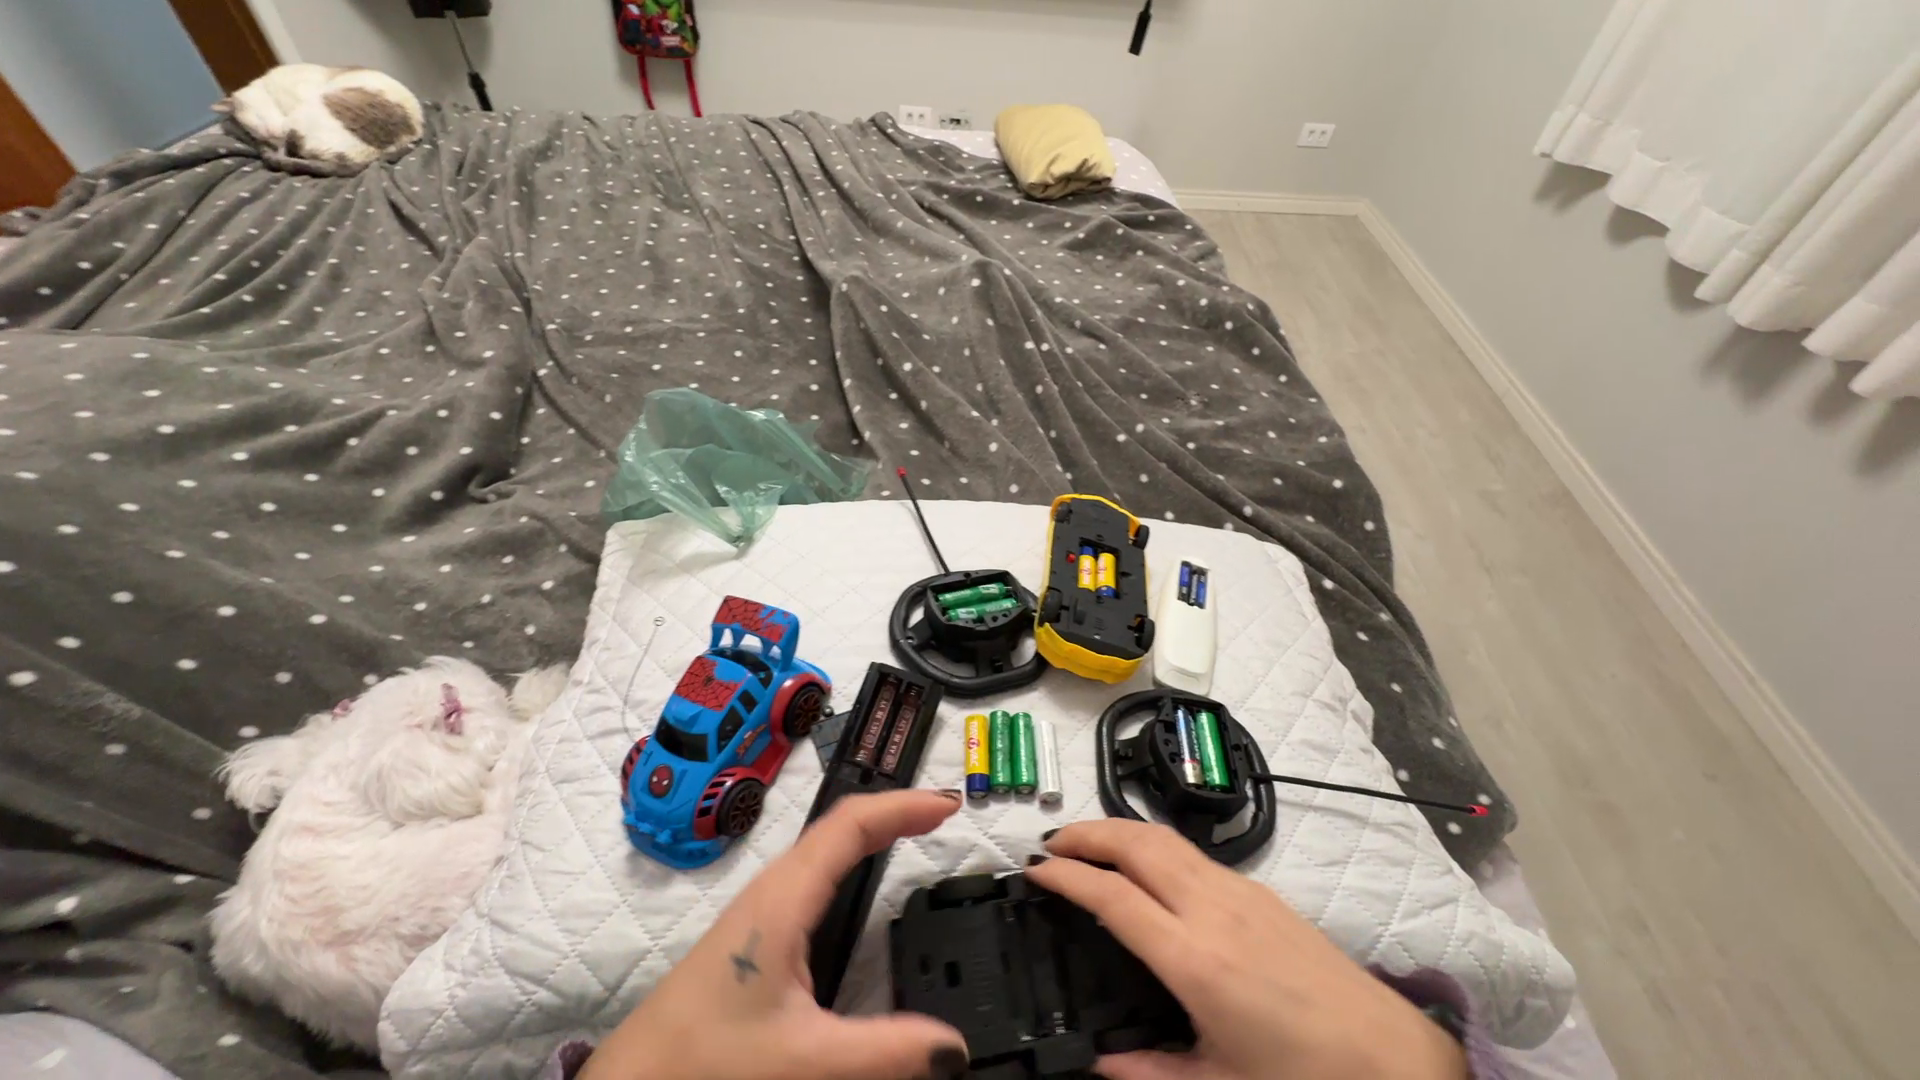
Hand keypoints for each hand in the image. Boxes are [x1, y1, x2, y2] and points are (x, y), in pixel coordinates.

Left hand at [580, 790, 970, 1079]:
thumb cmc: (706, 1060)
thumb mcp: (805, 1058)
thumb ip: (885, 1050)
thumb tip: (955, 1046)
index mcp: (784, 898)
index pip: (851, 825)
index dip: (902, 806)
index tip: (949, 804)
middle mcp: (772, 889)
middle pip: (839, 825)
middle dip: (893, 810)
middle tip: (943, 814)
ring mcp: (759, 907)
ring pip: (823, 847)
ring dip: (870, 830)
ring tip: (913, 832)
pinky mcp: (753, 930)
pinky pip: (812, 872)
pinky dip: (848, 858)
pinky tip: (859, 881)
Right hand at [1027, 820, 1467, 1079]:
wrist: (1392, 1058)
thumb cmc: (1301, 1075)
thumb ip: (1147, 1072)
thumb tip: (1096, 1065)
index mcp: (1193, 958)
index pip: (1111, 897)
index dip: (1065, 876)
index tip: (1034, 870)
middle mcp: (1211, 909)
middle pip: (1135, 844)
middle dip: (1086, 833)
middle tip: (1050, 844)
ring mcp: (1239, 892)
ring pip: (1164, 837)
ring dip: (1118, 831)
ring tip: (1087, 843)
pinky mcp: (1261, 891)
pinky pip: (1192, 852)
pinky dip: (1152, 844)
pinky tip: (1144, 865)